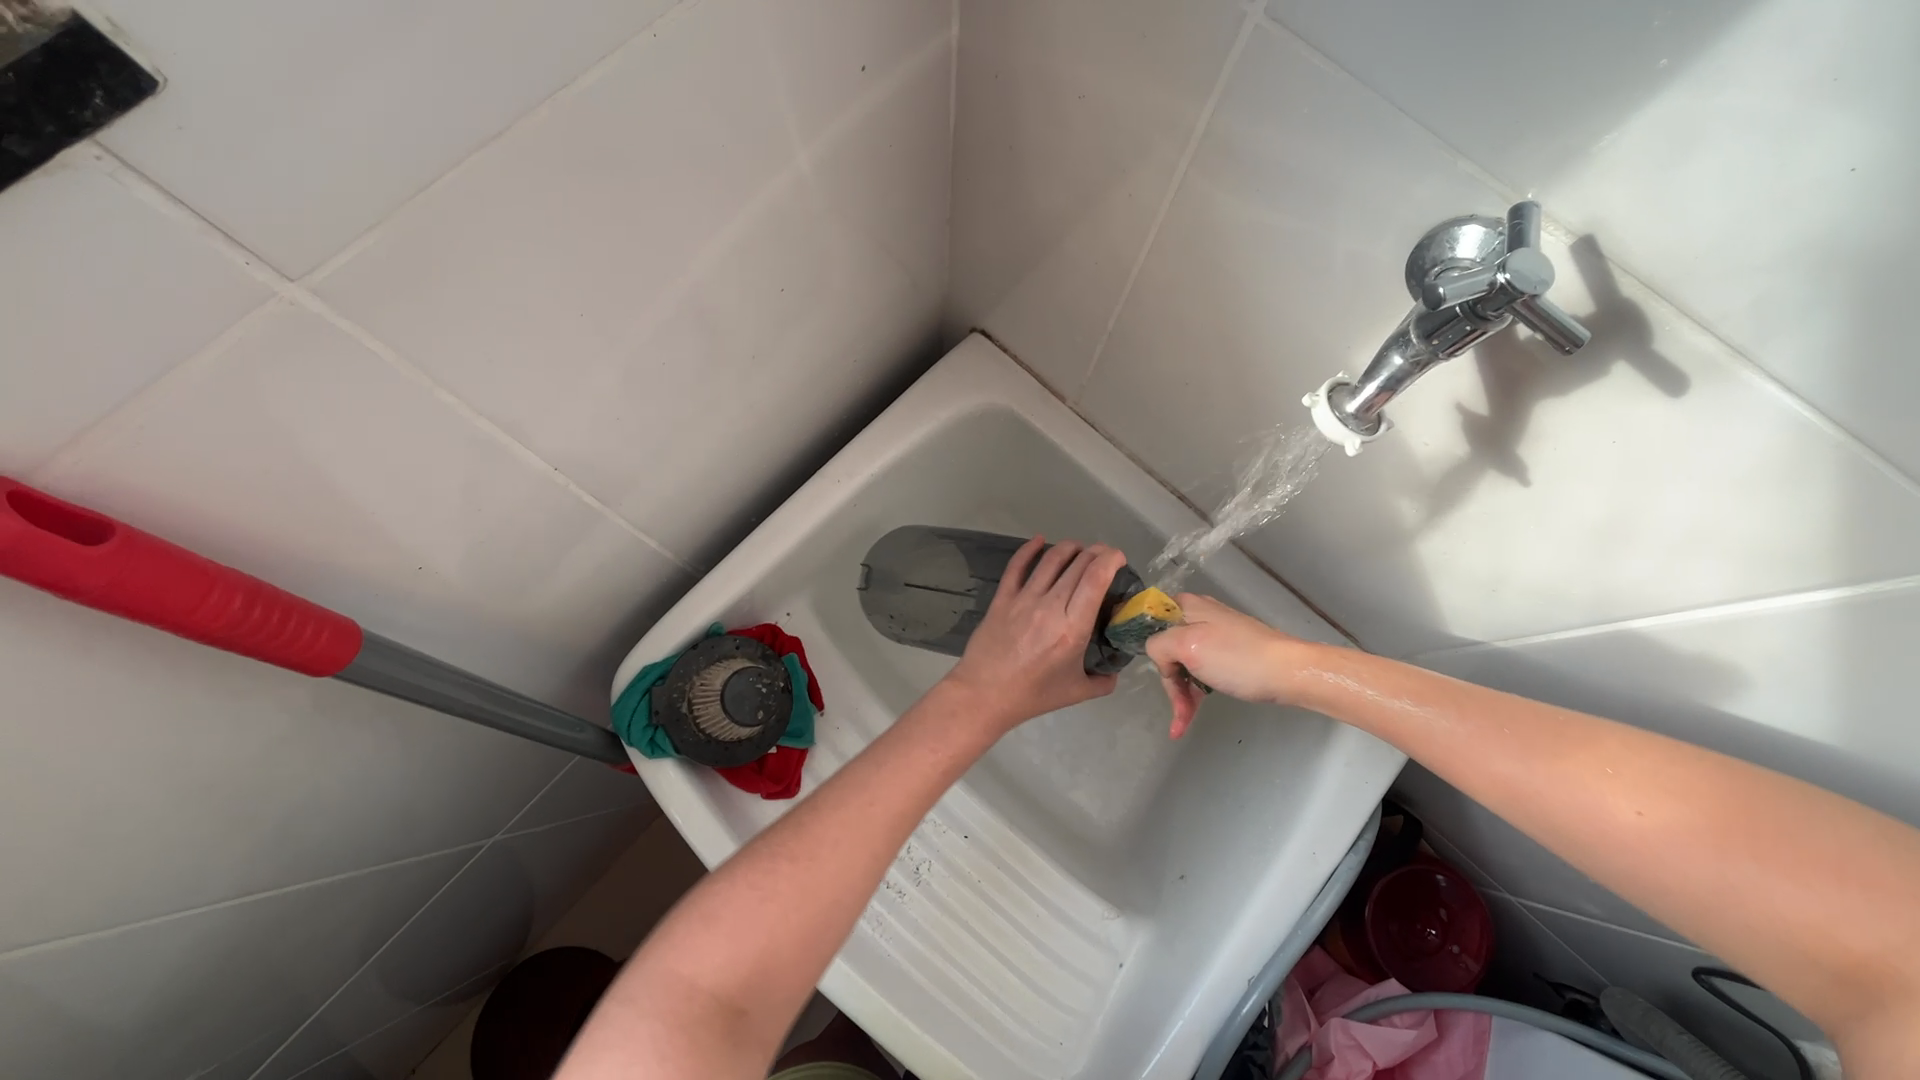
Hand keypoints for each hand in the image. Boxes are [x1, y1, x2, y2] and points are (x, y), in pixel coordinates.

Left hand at [943, 537, 1128, 731]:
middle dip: (1096, 552)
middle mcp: (1050, 606)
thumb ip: (1102, 681)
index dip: (1110, 560)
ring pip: (1050, 560)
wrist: (984, 694)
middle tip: (1104, 556)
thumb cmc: (1032, 695)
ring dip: (1069, 547)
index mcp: (1073, 627)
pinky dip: (1029, 549)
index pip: (1096, 579)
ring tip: (1080, 548)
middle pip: (1078, 564)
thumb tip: (1115, 672)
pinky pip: (1017, 566)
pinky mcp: (1002, 599)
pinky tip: (1039, 540)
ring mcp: (1024, 599)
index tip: (1118, 558)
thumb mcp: (1077, 692)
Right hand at [1144, 594, 1307, 737]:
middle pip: (1166, 649)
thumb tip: (1159, 657)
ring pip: (1184, 665)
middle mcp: (1198, 616)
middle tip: (1179, 708)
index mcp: (1186, 606)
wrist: (1289, 673)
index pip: (1149, 624)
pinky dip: (1194, 693)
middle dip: (1169, 682)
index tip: (1159, 676)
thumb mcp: (1186, 646)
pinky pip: (1201, 672)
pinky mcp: (1229, 654)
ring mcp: (1215, 636)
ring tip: (1183, 722)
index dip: (1151, 651)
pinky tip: (1188, 717)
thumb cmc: (1236, 658)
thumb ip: (1159, 645)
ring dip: (1180, 694)